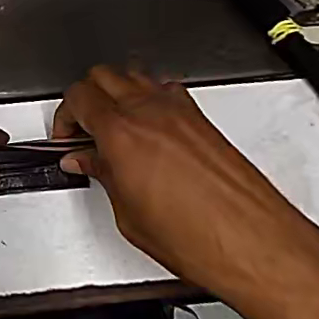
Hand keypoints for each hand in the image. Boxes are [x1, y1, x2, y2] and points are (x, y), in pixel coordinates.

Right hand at [53, 66, 318, 311]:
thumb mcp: (129, 214)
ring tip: (113, 125)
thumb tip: (86, 161)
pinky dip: (147, 98)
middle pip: (101, 76)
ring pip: (132, 75)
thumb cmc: (200, 237)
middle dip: (86, 98)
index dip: (65, 116)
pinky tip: (147, 125)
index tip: (67, 136)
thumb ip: (102, 175)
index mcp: (122, 132)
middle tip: (84, 128)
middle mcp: (149, 110)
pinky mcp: (199, 116)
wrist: (254, 243)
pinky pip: (162, 88)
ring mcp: (177, 109)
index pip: (78, 97)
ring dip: (116, 93)